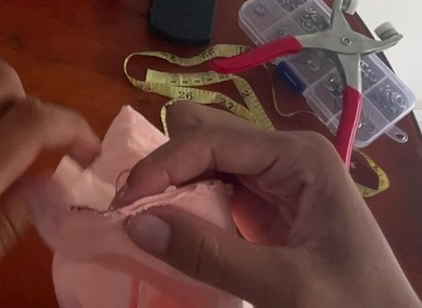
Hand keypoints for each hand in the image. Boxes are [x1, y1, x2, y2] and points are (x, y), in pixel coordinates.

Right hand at [110, 102, 421, 307]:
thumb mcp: (287, 290)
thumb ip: (211, 255)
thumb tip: (135, 224)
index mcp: (296, 155)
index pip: (209, 139)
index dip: (162, 165)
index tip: (124, 203)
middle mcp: (282, 152)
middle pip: (203, 131)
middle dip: (165, 164)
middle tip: (136, 209)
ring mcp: (275, 175)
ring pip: (203, 155)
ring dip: (172, 182)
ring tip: (148, 220)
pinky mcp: (267, 203)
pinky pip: (213, 185)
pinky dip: (187, 203)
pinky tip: (174, 230)